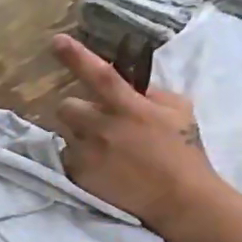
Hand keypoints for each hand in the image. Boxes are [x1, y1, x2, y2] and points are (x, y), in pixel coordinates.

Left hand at [51, 34, 230, 239]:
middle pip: (66, 106)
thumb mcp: (178, 111)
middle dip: (78, 111)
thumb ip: (150, 94)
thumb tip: (131, 85)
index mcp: (129, 107)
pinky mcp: (80, 174)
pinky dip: (80, 161)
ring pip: (66, 133)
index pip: (99, 75)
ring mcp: (88, 152)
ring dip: (79, 136)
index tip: (56, 41)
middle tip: (96, 123)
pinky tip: (101, 169)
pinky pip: (68, 159)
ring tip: (103, 150)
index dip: (76, 56)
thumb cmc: (184, 152)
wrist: (181, 200)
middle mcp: (103, 127)